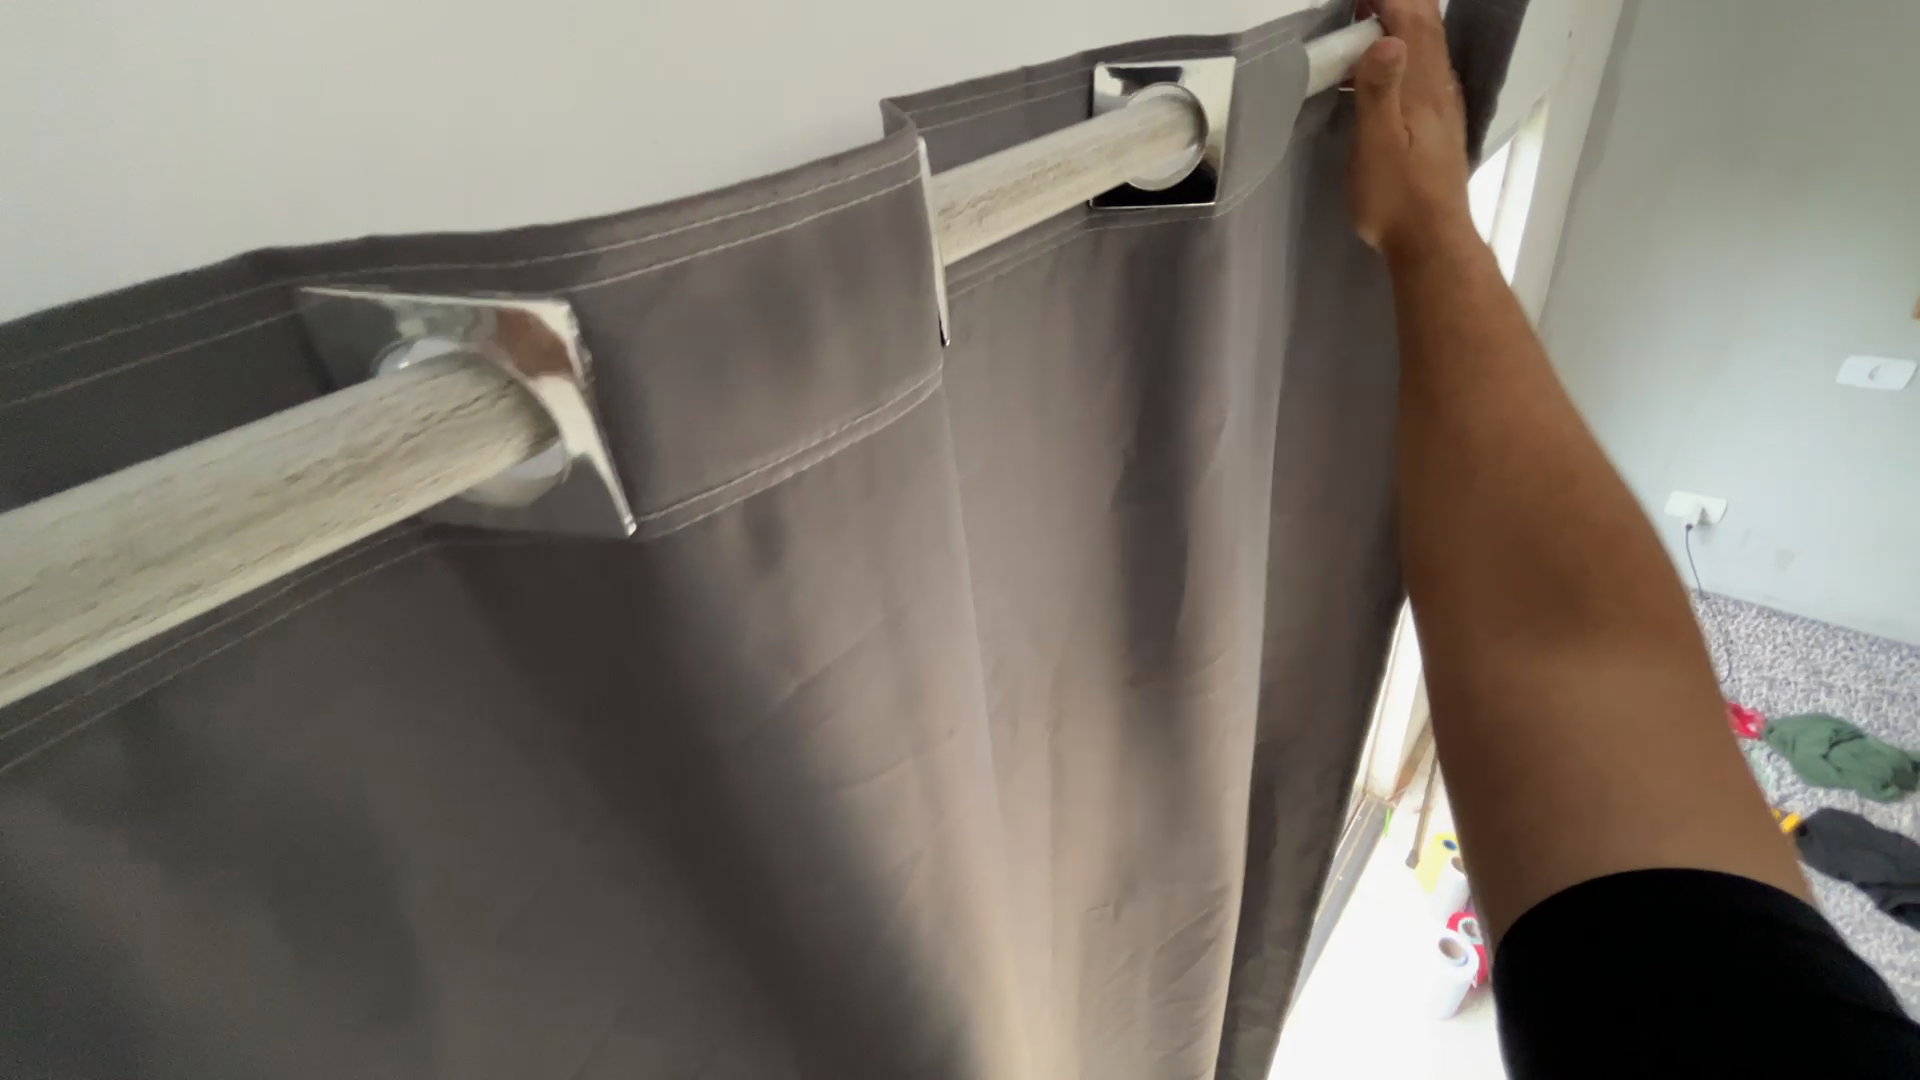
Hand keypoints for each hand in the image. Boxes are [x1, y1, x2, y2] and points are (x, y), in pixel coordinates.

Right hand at [1348, 0, 1475, 257]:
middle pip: (1426, 29)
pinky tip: (1394, 72)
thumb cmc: (1396, 197)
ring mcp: (1442, 110)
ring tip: (1375, 25)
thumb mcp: (1377, 147)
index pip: (1410, 23)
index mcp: (1421, 89)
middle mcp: (1438, 90)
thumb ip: (1379, 92)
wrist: (1431, 239)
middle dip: (1399, 4)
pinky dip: (1408, 58)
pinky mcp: (1438, 130)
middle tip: (1367, 2)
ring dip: (1405, 28)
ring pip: (1429, 51)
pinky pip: (1426, 76)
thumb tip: (1387, 39)